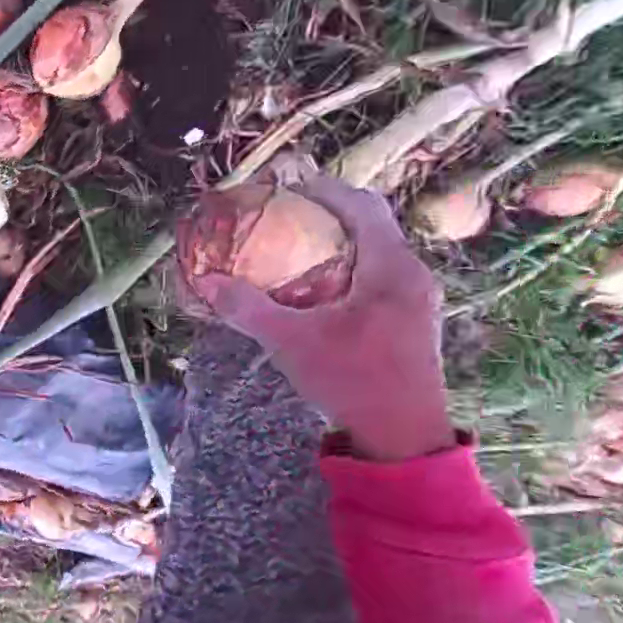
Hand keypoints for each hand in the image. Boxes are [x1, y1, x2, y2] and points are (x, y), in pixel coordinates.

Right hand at [201, 175, 456, 461]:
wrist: (402, 437)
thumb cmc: (351, 380)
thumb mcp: (291, 342)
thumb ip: (248, 309)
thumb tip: (206, 282)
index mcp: (390, 268)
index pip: (362, 205)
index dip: (325, 188)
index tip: (289, 185)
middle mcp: (411, 274)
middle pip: (372, 223)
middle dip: (330, 211)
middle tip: (289, 212)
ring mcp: (416, 298)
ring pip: (377, 249)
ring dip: (341, 239)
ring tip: (299, 244)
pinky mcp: (412, 319)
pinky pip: (380, 273)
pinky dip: (350, 264)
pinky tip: (321, 286)